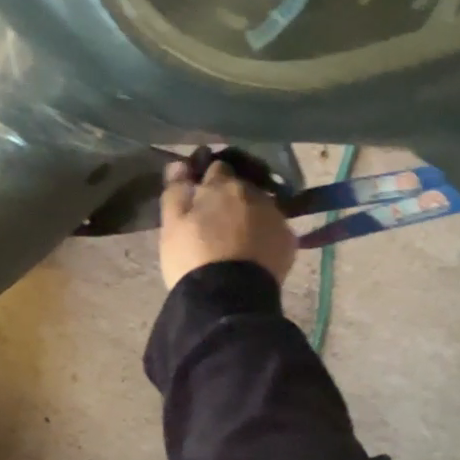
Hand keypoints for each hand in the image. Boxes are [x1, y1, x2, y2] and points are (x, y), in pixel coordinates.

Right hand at [159, 156, 297, 289]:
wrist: (227, 296)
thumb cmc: (192, 256)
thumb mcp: (171, 224)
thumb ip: (175, 190)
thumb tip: (179, 163)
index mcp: (223, 185)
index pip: (216, 168)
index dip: (206, 179)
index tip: (197, 192)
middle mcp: (255, 193)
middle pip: (241, 187)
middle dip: (230, 196)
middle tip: (214, 219)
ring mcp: (276, 216)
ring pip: (260, 207)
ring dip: (248, 214)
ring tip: (234, 238)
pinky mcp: (288, 241)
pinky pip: (273, 230)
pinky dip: (263, 235)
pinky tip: (251, 252)